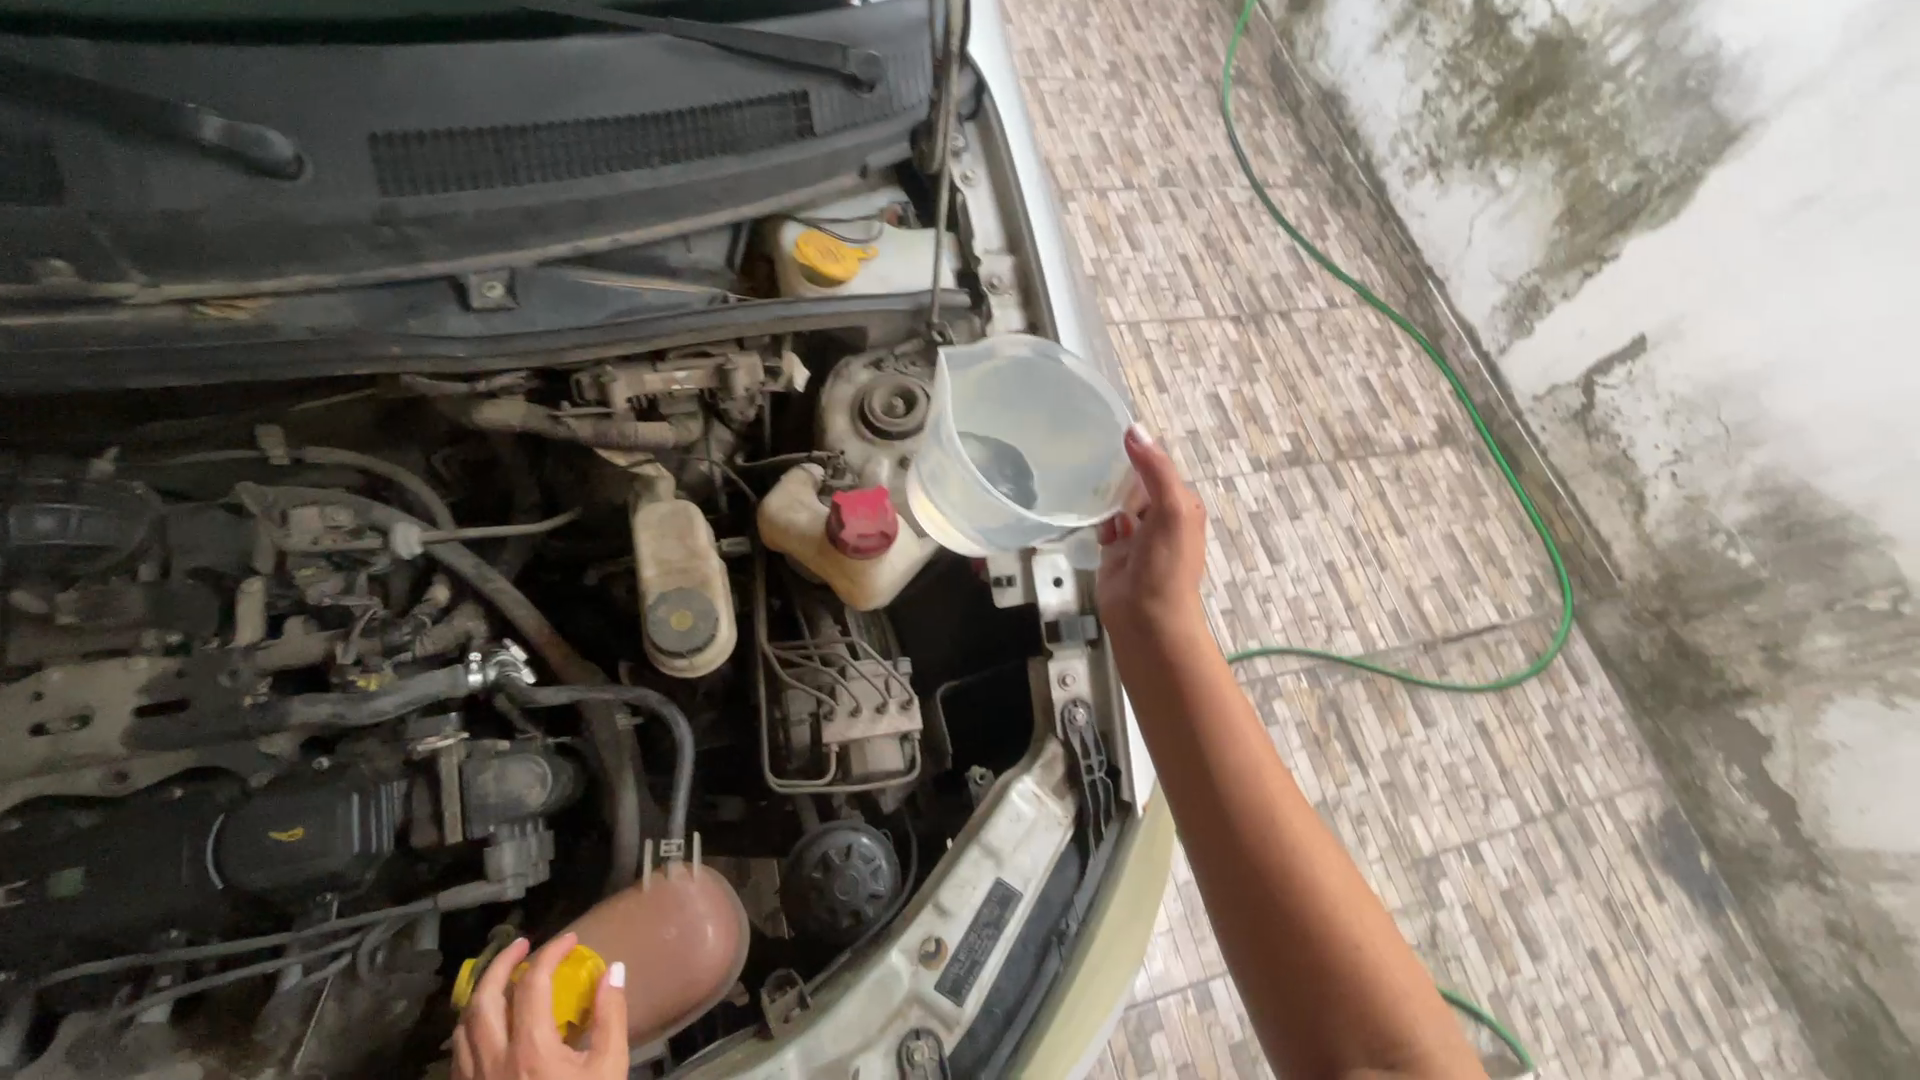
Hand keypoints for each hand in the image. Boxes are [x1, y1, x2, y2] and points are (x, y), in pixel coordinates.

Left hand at [453, 933, 627, 1079]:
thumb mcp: (609, 1068)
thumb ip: (611, 1016)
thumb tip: (613, 970)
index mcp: (530, 1049)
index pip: (532, 983)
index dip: (551, 952)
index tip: (571, 940)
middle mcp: (492, 1060)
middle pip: (483, 998)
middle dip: (502, 964)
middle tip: (524, 945)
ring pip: (462, 1025)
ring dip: (482, 993)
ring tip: (503, 979)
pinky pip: (459, 1052)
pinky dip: (471, 1025)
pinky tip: (489, 1024)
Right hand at [1096, 424, 1206, 639]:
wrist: (1147, 618)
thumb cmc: (1166, 563)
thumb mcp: (1170, 509)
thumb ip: (1155, 469)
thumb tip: (1133, 429)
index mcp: (1181, 504)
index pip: (1158, 468)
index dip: (1138, 454)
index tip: (1111, 436)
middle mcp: (1161, 517)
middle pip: (1135, 484)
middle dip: (1117, 477)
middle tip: (1091, 461)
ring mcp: (1137, 536)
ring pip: (1117, 504)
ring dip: (1105, 501)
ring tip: (1089, 491)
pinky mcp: (1114, 552)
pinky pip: (1103, 526)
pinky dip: (1098, 523)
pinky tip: (1095, 526)